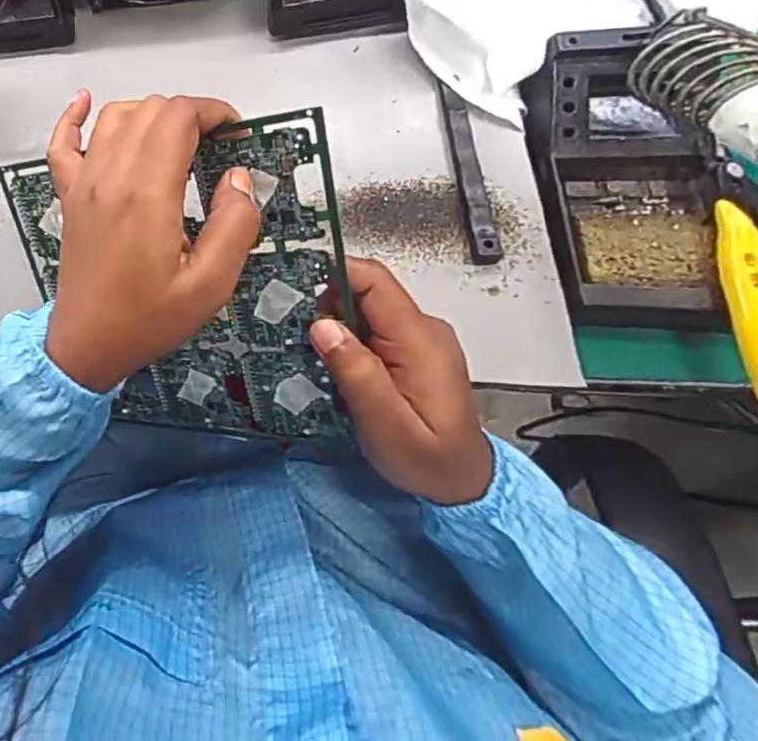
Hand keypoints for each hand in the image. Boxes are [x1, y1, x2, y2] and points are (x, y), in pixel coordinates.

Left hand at [43, 91, 262, 391]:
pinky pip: (62, 144)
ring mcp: (83, 183)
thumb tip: (238, 178)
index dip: (214, 113)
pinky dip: (72, 118)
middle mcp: (110, 176)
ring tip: (176, 136)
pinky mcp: (69, 196)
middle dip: (190, 114)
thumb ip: (234, 224)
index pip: (179, 116)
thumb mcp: (210, 285)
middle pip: (151, 110)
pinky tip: (83, 103)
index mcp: (147, 193)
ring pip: (114, 117)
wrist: (87, 343)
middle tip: (216, 142)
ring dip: (150, 114)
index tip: (235, 133)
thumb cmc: (145, 319)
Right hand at [310, 259, 492, 505]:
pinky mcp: (411, 348)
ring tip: (309, 352)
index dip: (332, 273)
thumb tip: (322, 326)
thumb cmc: (429, 460)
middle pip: (365, 290)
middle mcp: (423, 328)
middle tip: (293, 332)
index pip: (374, 280)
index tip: (294, 285)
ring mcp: (419, 337)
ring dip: (333, 323)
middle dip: (325, 305)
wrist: (464, 484)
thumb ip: (357, 374)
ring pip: (365, 308)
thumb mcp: (386, 425)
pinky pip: (371, 325)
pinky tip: (332, 363)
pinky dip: (346, 337)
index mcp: (419, 340)